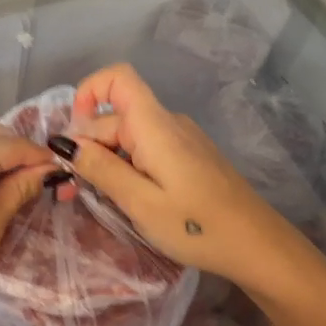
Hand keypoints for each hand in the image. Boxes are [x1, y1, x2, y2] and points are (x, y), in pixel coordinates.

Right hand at [54, 63, 323, 293]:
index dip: (87, 92)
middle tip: (70, 192)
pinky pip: (146, 150)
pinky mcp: (188, 158)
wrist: (259, 247)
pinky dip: (126, 167)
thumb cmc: (198, 227)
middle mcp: (167, 123)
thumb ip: (101, 169)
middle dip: (87, 146)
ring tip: (95, 199)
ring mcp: (180, 140)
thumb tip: (66, 143)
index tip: (72, 135)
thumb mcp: (140, 202)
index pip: (117, 78)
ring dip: (105, 161)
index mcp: (154, 125)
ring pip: (128, 136)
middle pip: (115, 117)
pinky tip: (126, 199)